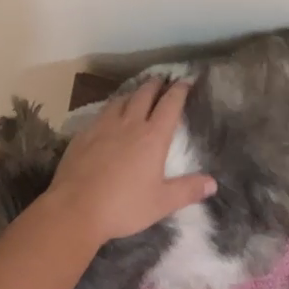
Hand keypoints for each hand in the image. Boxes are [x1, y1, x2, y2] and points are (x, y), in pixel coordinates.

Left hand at [40, 77, 216, 243]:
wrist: (75, 208)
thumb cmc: (123, 206)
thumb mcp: (161, 203)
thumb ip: (188, 190)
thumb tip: (213, 183)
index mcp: (152, 137)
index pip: (170, 105)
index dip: (179, 90)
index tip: (185, 81)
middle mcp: (130, 123)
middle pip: (144, 94)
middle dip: (156, 85)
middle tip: (162, 80)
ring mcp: (104, 125)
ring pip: (122, 99)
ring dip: (133, 92)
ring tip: (138, 92)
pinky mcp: (84, 133)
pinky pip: (102, 111)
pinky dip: (113, 106)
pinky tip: (110, 113)